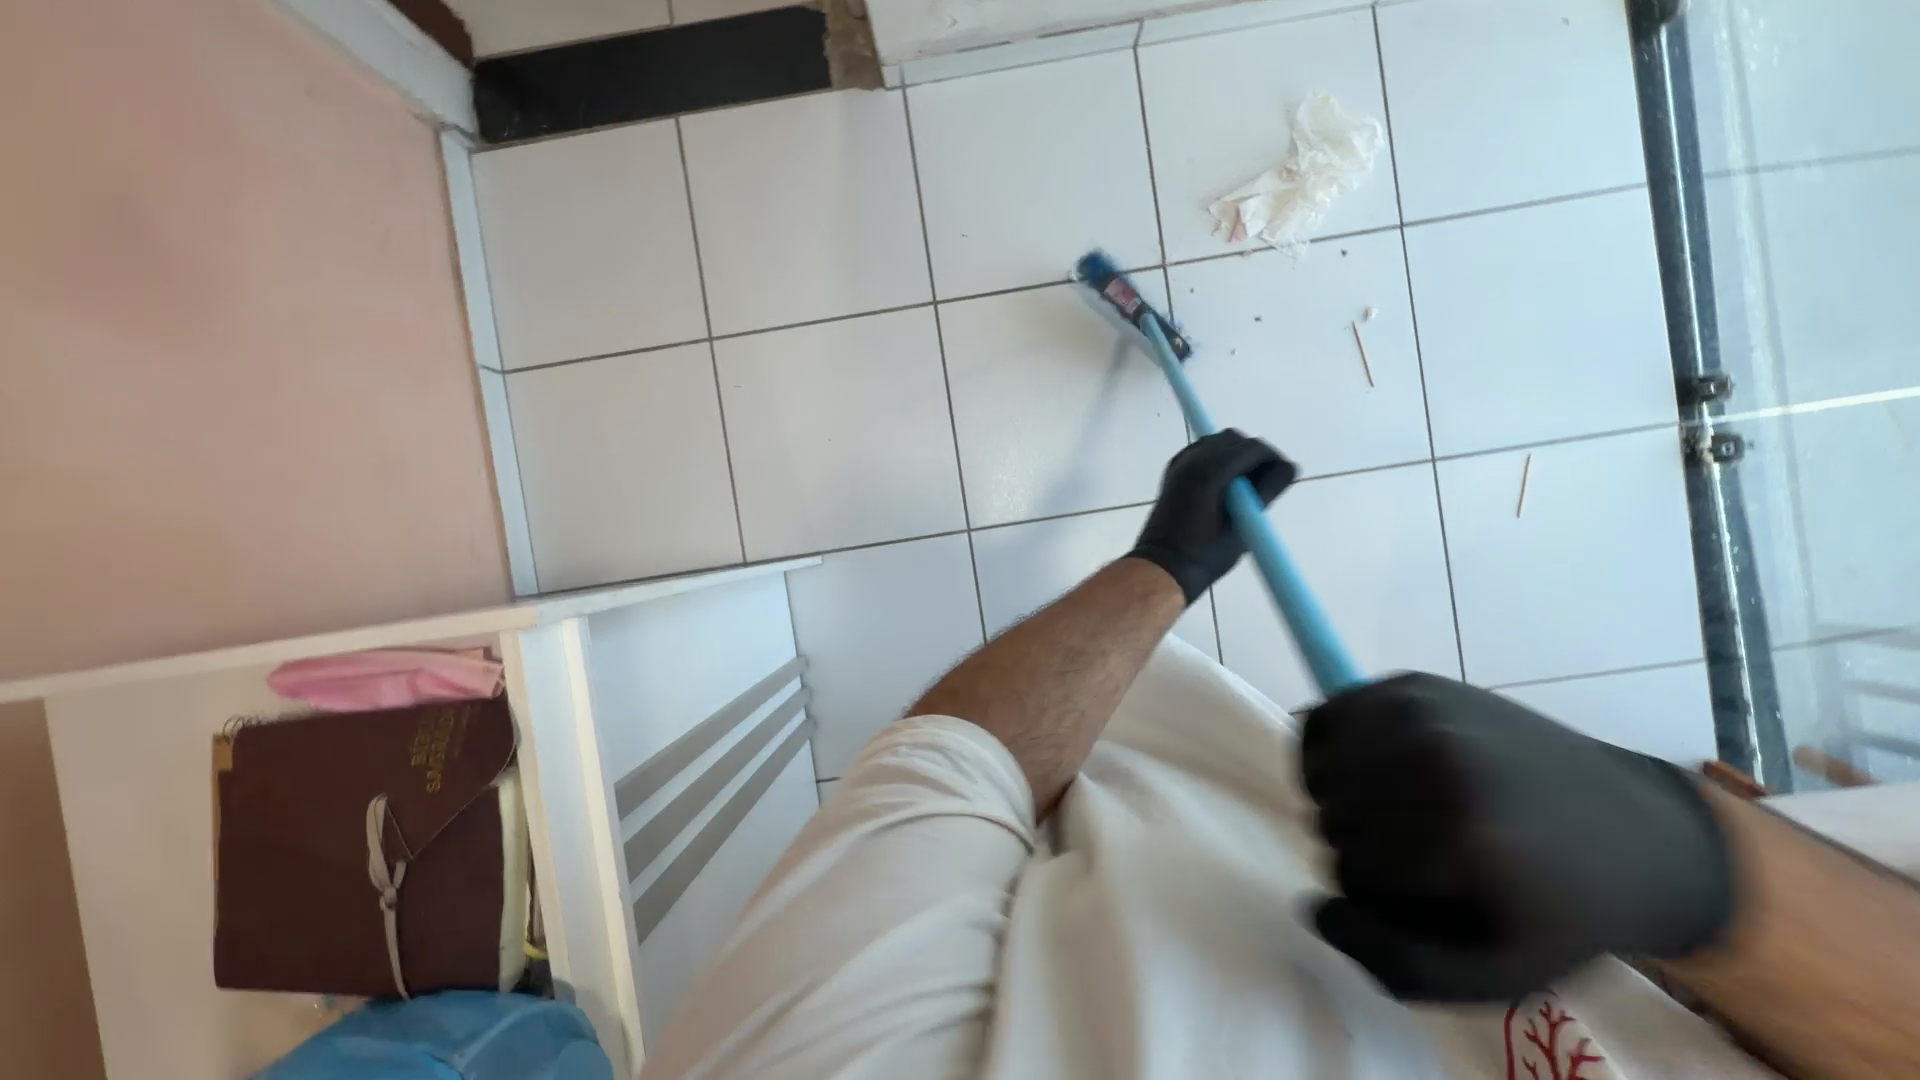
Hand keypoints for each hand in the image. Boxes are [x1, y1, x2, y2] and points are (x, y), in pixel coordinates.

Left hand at [1127, 430, 1295, 603]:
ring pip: (1217, 443)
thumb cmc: (1208, 553)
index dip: (1271, 459)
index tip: (1280, 479)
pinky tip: (1223, 487)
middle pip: (1234, 439)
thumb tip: (1288, 467)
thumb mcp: (1246, 523)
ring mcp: (1179, 464)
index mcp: (1210, 470)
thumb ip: (1268, 490)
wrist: (1164, 566)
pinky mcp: (1173, 472)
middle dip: (1253, 455)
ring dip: (1234, 457)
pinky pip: (1201, 453)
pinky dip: (1217, 461)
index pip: (1253, 447)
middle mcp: (1192, 459)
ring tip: (1242, 489)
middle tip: (1262, 485)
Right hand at [1301, 673, 1734, 1001]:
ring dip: (1342, 801)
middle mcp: (1427, 755)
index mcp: (1454, 829)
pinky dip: (1327, 751)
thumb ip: (1394, 964)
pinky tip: (1372, 771)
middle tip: (1421, 856)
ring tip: (1398, 814)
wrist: (1638, 831)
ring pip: (1319, 772)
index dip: (1383, 898)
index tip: (1434, 897)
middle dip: (1362, 846)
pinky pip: (1320, 722)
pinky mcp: (1409, 683)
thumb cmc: (1561, 908)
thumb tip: (1319, 908)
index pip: (1350, 873)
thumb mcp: (1496, 972)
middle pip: (1332, 818)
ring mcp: (1416, 710)